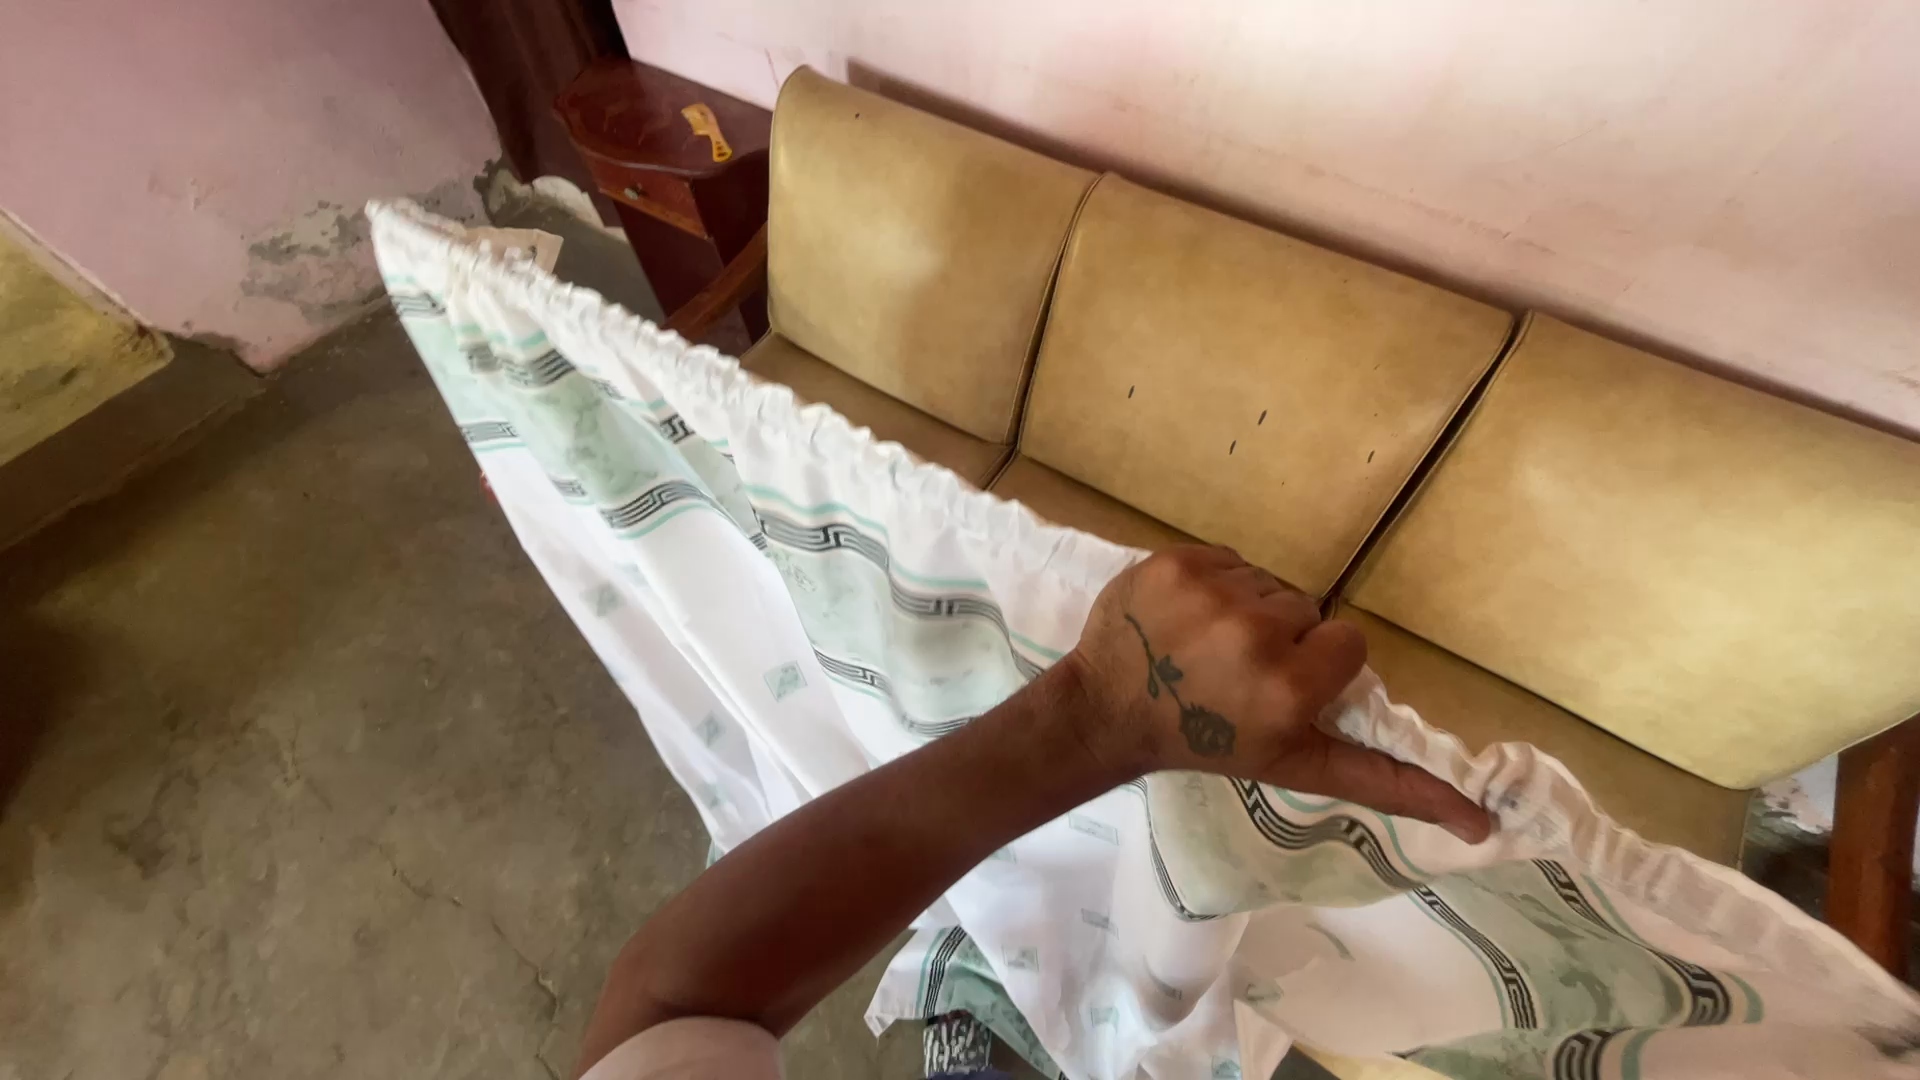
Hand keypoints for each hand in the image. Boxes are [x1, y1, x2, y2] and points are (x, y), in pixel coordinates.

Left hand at [1060, 545, 1490, 842]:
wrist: (1108, 708)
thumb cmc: (1202, 741)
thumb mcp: (1295, 766)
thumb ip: (1386, 783)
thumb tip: (1483, 823)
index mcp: (1291, 685)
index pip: (1346, 641)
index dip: (1314, 663)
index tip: (1275, 684)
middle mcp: (1256, 630)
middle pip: (1302, 608)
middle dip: (1278, 635)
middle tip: (1232, 667)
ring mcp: (1207, 589)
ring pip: (1263, 581)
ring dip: (1243, 605)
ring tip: (1205, 642)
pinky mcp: (1171, 561)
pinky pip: (1223, 558)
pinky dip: (1210, 581)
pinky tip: (1184, 615)